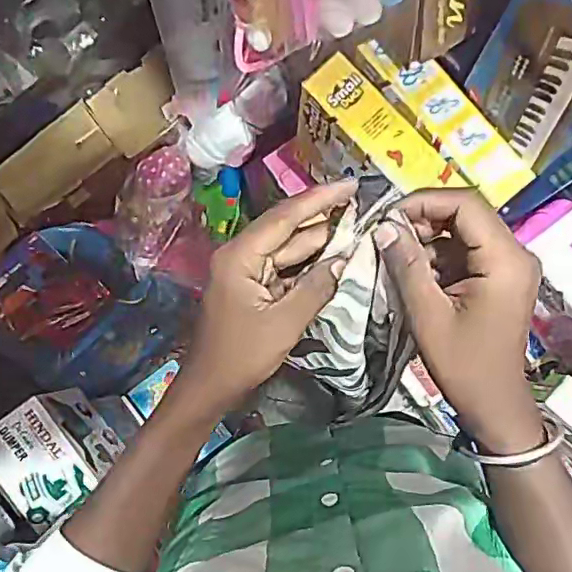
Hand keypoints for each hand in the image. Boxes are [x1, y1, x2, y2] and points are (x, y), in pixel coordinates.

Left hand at [168, 181, 354, 416]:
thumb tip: (343, 260)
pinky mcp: (249, 289)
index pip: (285, 218)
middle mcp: (239, 256)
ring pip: (286, 250)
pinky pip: (282, 270)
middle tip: (362, 208)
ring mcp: (243, 272)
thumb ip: (315, 288)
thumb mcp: (284, 324)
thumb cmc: (241, 356)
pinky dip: (306, 267)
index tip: (351, 185)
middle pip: (286, 230)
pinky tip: (332, 261)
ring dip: (318, 243)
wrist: (209, 386)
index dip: (320, 199)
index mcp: (240, 256)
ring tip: (356, 229)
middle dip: (323, 219)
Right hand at [376, 189, 543, 452]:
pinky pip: (466, 254)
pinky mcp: (499, 279)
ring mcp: (509, 267)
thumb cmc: (463, 364)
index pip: (466, 205)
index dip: (424, 202)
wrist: (493, 403)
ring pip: (463, 233)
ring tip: (392, 254)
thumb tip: (383, 227)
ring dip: (427, 239)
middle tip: (384, 235)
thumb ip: (407, 266)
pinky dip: (437, 258)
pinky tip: (411, 271)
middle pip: (466, 215)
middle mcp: (514, 254)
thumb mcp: (428, 315)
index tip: (387, 216)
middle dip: (422, 220)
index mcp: (505, 259)